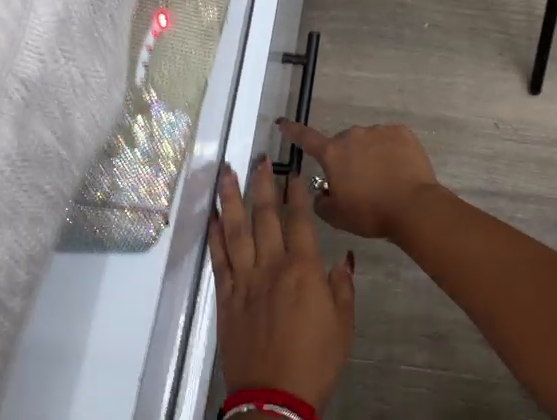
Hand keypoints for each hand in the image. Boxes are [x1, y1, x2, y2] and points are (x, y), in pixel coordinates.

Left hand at [210, 155, 355, 409]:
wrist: (275, 399)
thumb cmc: (316, 361)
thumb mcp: (343, 325)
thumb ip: (343, 287)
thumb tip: (342, 260)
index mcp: (304, 269)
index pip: (300, 220)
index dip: (297, 193)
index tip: (294, 172)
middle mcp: (272, 266)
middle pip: (265, 216)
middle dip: (263, 184)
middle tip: (261, 159)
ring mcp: (245, 280)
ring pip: (236, 230)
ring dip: (232, 199)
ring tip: (228, 172)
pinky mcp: (226, 298)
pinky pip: (219, 259)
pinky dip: (215, 236)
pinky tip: (213, 217)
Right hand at [278, 121, 441, 240]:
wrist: (413, 206)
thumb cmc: (370, 213)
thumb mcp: (337, 217)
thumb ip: (321, 202)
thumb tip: (323, 192)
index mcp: (333, 154)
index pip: (307, 139)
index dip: (293, 131)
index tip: (282, 122)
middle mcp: (353, 135)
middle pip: (344, 144)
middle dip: (347, 159)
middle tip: (359, 184)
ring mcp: (379, 131)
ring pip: (368, 142)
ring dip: (370, 155)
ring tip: (384, 180)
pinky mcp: (401, 132)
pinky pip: (390, 140)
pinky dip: (391, 152)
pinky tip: (399, 171)